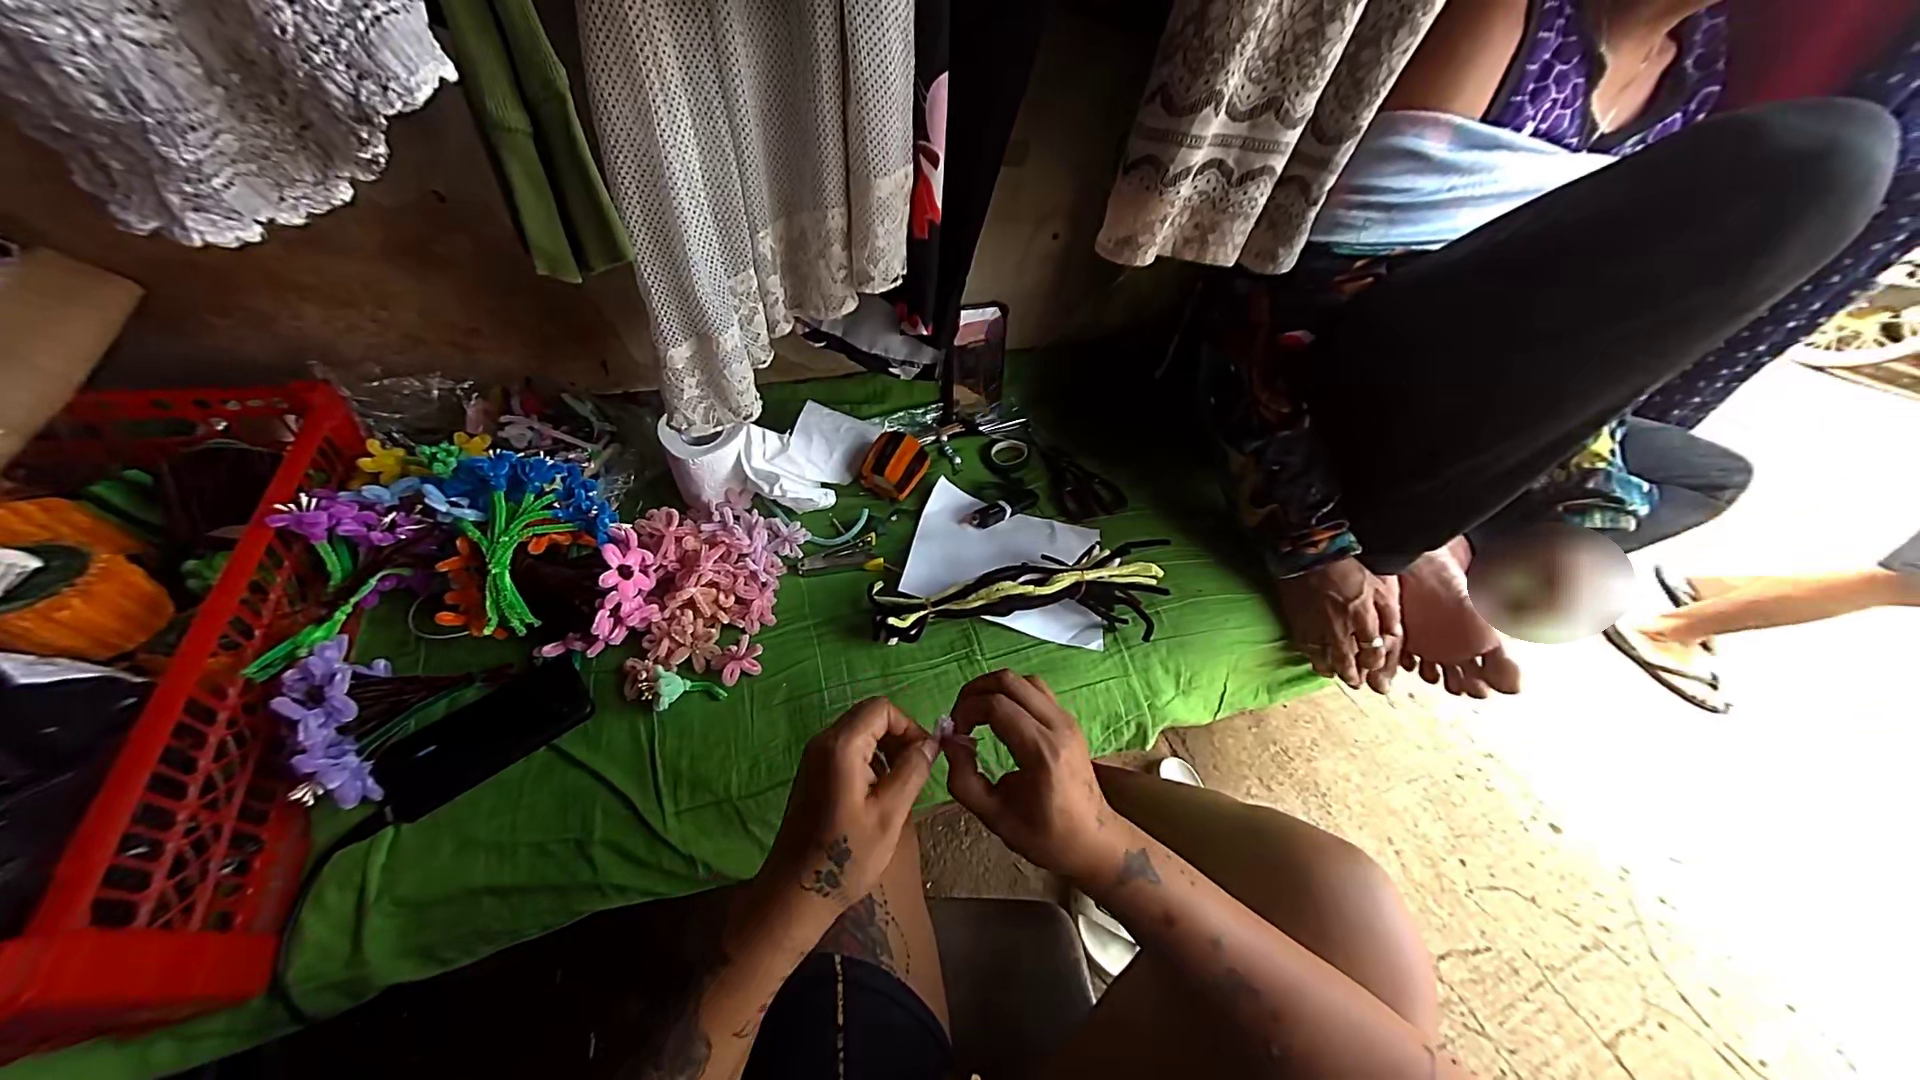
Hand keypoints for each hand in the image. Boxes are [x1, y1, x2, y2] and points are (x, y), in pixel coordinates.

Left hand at [755, 698, 935, 916]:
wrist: (795, 894)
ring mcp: (815, 757)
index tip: (923, 757)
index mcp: (841, 746)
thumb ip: (913, 770)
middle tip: (914, 773)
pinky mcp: (814, 773)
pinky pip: (849, 750)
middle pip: (870, 716)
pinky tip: (878, 796)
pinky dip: (871, 761)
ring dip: (886, 750)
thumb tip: (931, 742)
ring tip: (899, 789)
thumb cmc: (846, 856)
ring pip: (861, 732)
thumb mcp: (890, 813)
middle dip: (899, 737)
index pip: (882, 708)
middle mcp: (823, 742)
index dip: (909, 726)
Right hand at [943, 670, 1129, 884]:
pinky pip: (1036, 690)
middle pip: (1009, 681)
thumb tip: (950, 740)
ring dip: (994, 689)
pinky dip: (1011, 694)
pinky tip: (999, 717)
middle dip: (975, 691)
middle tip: (960, 717)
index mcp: (1041, 751)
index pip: (996, 705)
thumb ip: (963, 778)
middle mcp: (1058, 726)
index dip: (966, 711)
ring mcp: (1067, 719)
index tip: (954, 733)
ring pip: (1023, 679)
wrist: (1093, 840)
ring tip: (977, 714)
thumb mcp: (993, 816)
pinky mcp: (1069, 720)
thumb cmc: (1045, 836)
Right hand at [1273, 556, 1402, 692]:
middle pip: (1347, 664)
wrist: (1309, 556)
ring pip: (1324, 661)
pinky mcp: (1297, 626)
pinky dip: (1313, 659)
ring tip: (1336, 672)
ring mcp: (1315, 628)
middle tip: (1356, 681)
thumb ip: (1390, 615)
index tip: (1373, 665)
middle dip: (1353, 676)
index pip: (1372, 653)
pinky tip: (1318, 659)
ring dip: (1332, 671)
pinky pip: (1306, 651)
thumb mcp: (1380, 588)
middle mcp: (1339, 627)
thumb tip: (1394, 638)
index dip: (1374, 664)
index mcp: (1362, 617)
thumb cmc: (1348, 570)